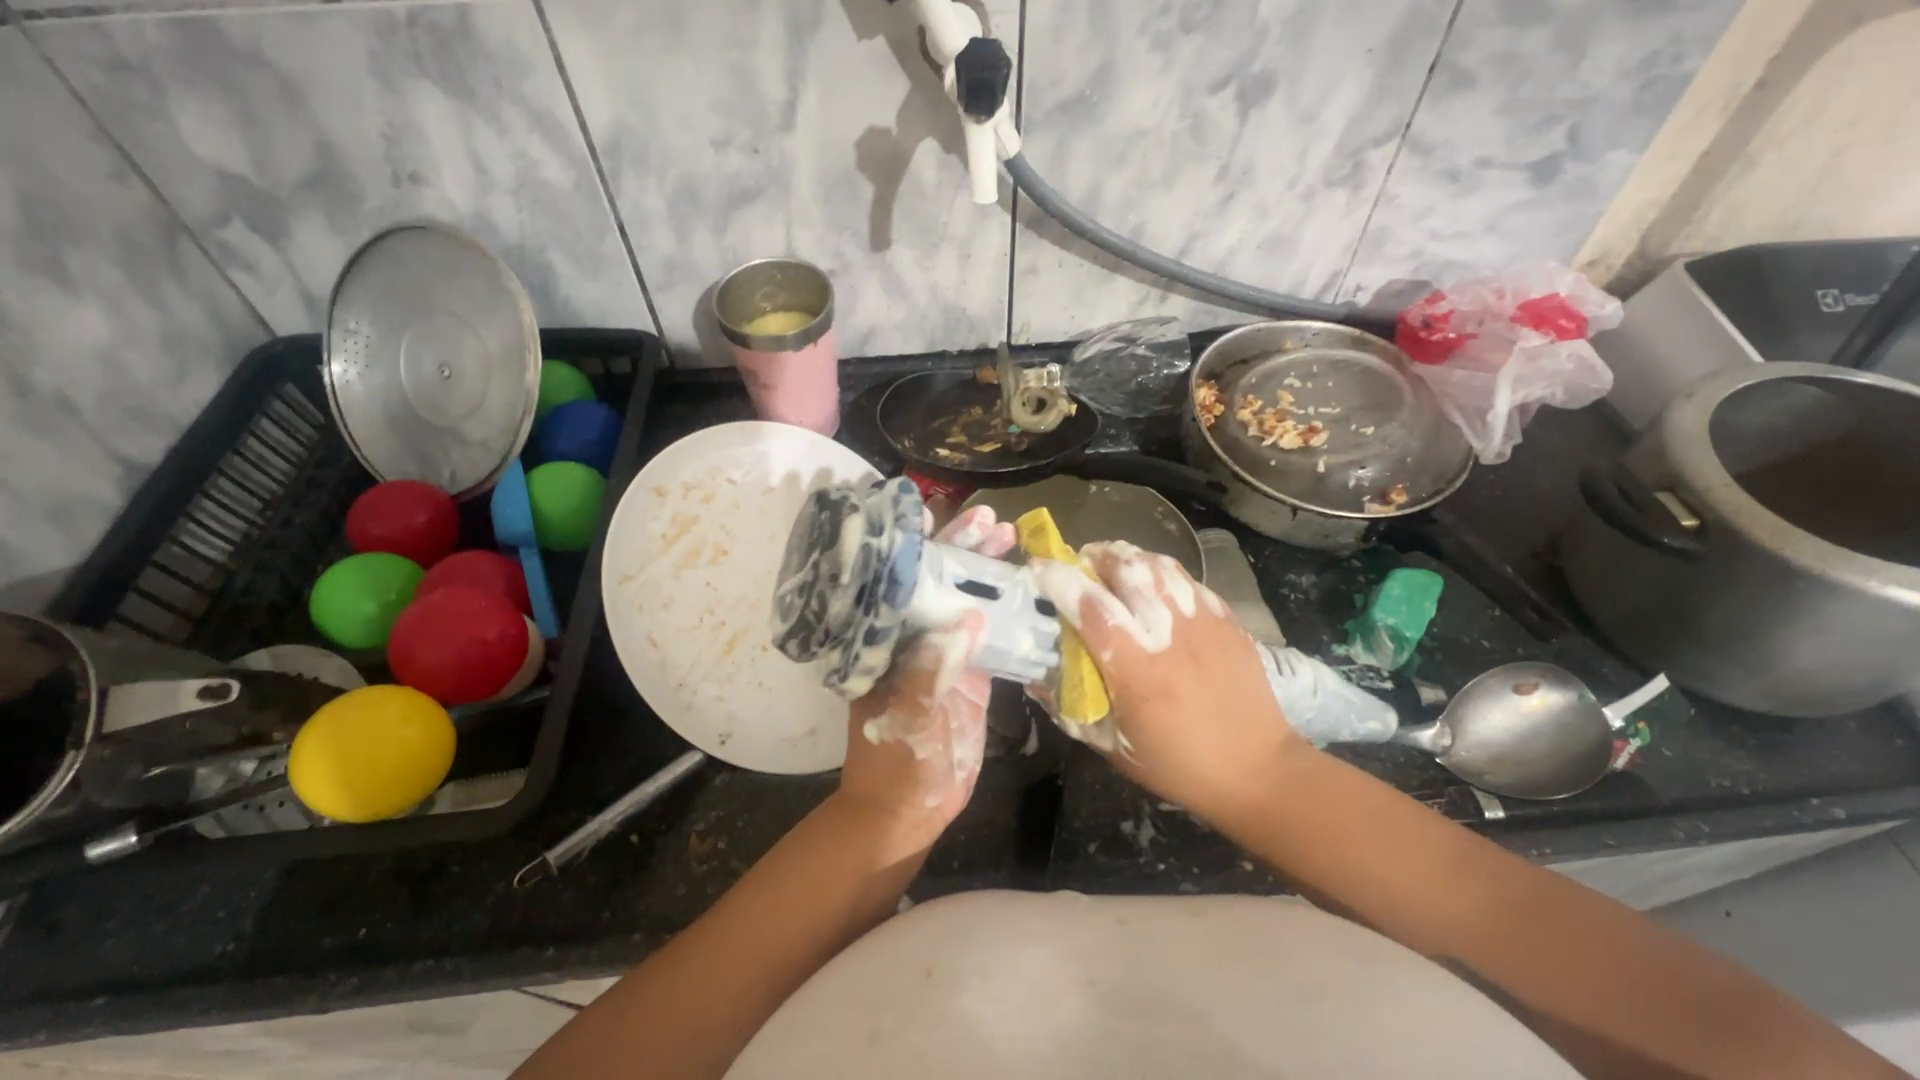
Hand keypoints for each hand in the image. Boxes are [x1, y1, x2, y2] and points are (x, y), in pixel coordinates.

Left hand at [836, 506, 1015, 856]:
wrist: (909, 812)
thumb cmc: (894, 762)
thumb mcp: (909, 715)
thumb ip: (934, 668)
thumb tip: (968, 618)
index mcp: (885, 641)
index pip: (899, 581)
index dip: (917, 548)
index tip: (935, 516)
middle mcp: (913, 639)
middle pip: (939, 583)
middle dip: (963, 550)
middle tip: (994, 522)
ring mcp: (944, 656)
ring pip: (968, 603)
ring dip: (988, 574)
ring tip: (1011, 539)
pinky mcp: (971, 677)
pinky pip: (993, 637)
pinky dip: (1010, 614)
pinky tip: (1032, 591)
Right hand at [1031, 541, 1311, 822]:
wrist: (1258, 769)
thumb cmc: (1180, 766)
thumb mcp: (1114, 748)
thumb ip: (1071, 709)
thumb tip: (1036, 678)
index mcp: (1137, 670)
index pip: (1090, 606)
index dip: (1059, 580)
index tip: (1038, 569)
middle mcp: (1169, 634)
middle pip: (1127, 569)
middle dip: (1096, 557)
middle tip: (1080, 565)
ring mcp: (1203, 621)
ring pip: (1160, 565)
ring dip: (1130, 558)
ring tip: (1115, 566)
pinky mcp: (1227, 619)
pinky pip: (1188, 579)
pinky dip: (1162, 572)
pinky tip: (1154, 586)